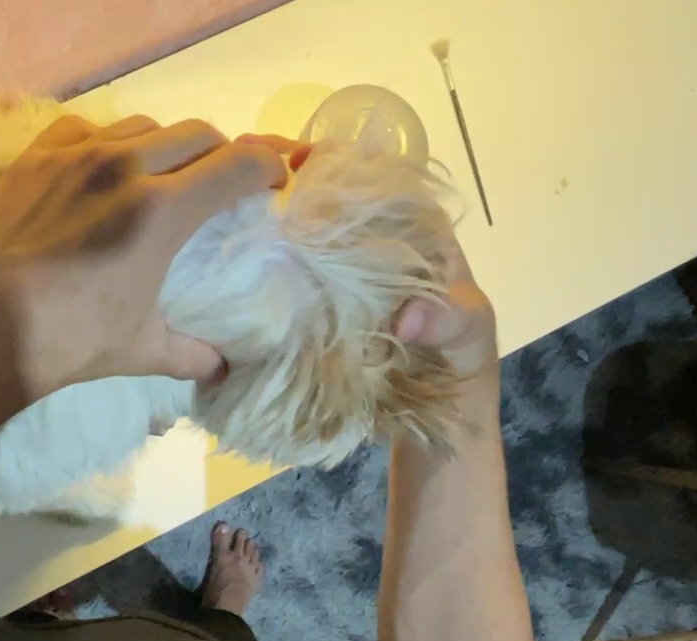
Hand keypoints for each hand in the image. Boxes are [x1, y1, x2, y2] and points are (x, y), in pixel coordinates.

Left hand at [0, 115, 285, 430]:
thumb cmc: (72, 341)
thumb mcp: (141, 349)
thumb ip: (190, 354)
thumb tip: (221, 371)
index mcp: (162, 211)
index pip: (238, 164)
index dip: (269, 166)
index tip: (278, 179)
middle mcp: (125, 165)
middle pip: (198, 134)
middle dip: (224, 153)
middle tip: (226, 180)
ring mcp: (77, 153)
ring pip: (146, 125)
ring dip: (170, 144)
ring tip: (168, 173)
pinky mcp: (39, 154)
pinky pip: (93, 128)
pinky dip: (115, 141)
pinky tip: (109, 167)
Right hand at [243, 133, 496, 379]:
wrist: (443, 420)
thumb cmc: (465, 362)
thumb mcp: (470, 334)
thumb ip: (449, 319)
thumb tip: (405, 318)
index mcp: (410, 238)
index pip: (371, 186)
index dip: (336, 168)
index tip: (294, 164)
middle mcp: (367, 258)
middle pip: (325, 220)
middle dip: (288, 209)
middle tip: (243, 203)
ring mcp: (339, 295)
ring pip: (302, 262)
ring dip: (270, 254)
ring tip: (226, 243)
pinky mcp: (320, 330)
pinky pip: (292, 310)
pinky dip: (267, 305)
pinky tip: (234, 299)